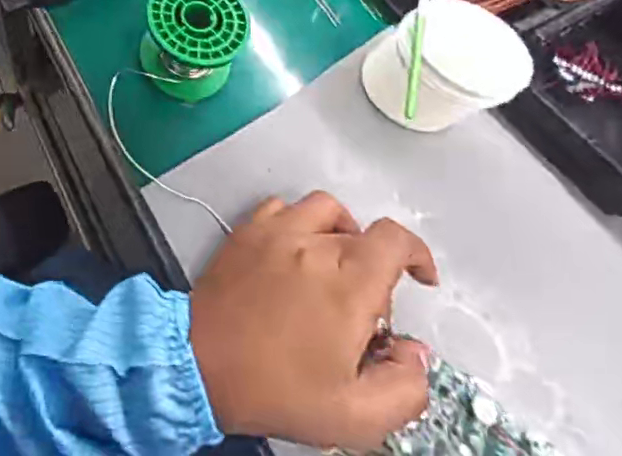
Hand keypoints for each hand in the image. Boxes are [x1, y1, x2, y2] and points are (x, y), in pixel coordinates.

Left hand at [189, 192, 438, 449]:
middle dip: (376, 265)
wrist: (202, 361)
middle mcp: (310, 247)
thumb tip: (413, 351)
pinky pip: (280, 206)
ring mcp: (272, 232)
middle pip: (360, 232)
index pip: (392, 240)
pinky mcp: (245, 232)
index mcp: (346, 286)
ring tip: (335, 267)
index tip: (420, 276)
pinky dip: (297, 221)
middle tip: (364, 307)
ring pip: (321, 208)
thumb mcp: (357, 415)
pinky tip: (295, 253)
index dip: (416, 253)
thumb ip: (405, 386)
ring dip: (339, 231)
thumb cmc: (276, 389)